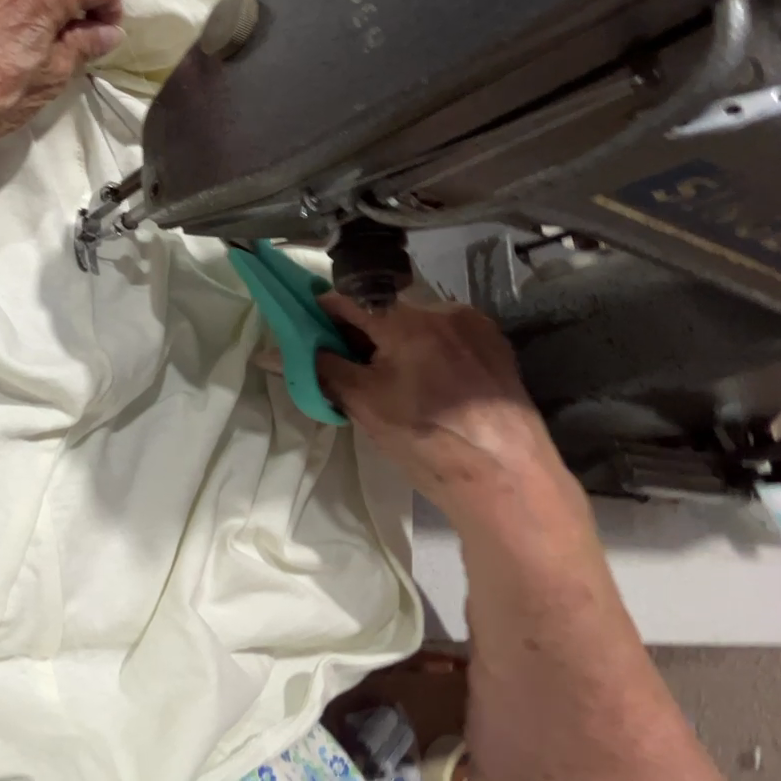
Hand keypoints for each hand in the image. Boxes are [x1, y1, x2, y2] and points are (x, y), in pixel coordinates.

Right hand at [314, 297, 577, 521]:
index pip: (349, 299)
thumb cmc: (427, 441)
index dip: (323, 313)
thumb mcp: (363, 404)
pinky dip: (425, 351)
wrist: (507, 481)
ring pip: (416, 324)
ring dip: (393, 342)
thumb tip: (272, 354)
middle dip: (360, 333)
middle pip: (385, 310)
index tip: (308, 332)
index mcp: (409, 321)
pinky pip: (445, 337)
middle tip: (346, 365)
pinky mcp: (497, 348)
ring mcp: (476, 328)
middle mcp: (445, 312)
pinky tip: (423, 385)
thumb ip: (320, 369)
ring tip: (386, 381)